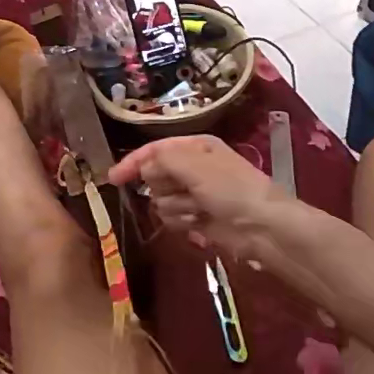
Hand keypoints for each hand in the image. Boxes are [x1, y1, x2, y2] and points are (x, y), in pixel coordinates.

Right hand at [107, 135, 300, 267]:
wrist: (261, 226)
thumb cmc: (231, 188)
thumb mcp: (195, 165)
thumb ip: (162, 160)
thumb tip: (144, 167)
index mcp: (194, 147)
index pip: (154, 150)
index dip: (133, 162)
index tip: (113, 179)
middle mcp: (192, 167)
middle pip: (154, 176)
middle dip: (163, 187)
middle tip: (183, 190)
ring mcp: (194, 194)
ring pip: (161, 201)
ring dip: (176, 208)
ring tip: (197, 210)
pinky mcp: (196, 219)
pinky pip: (173, 219)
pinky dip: (183, 222)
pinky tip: (199, 224)